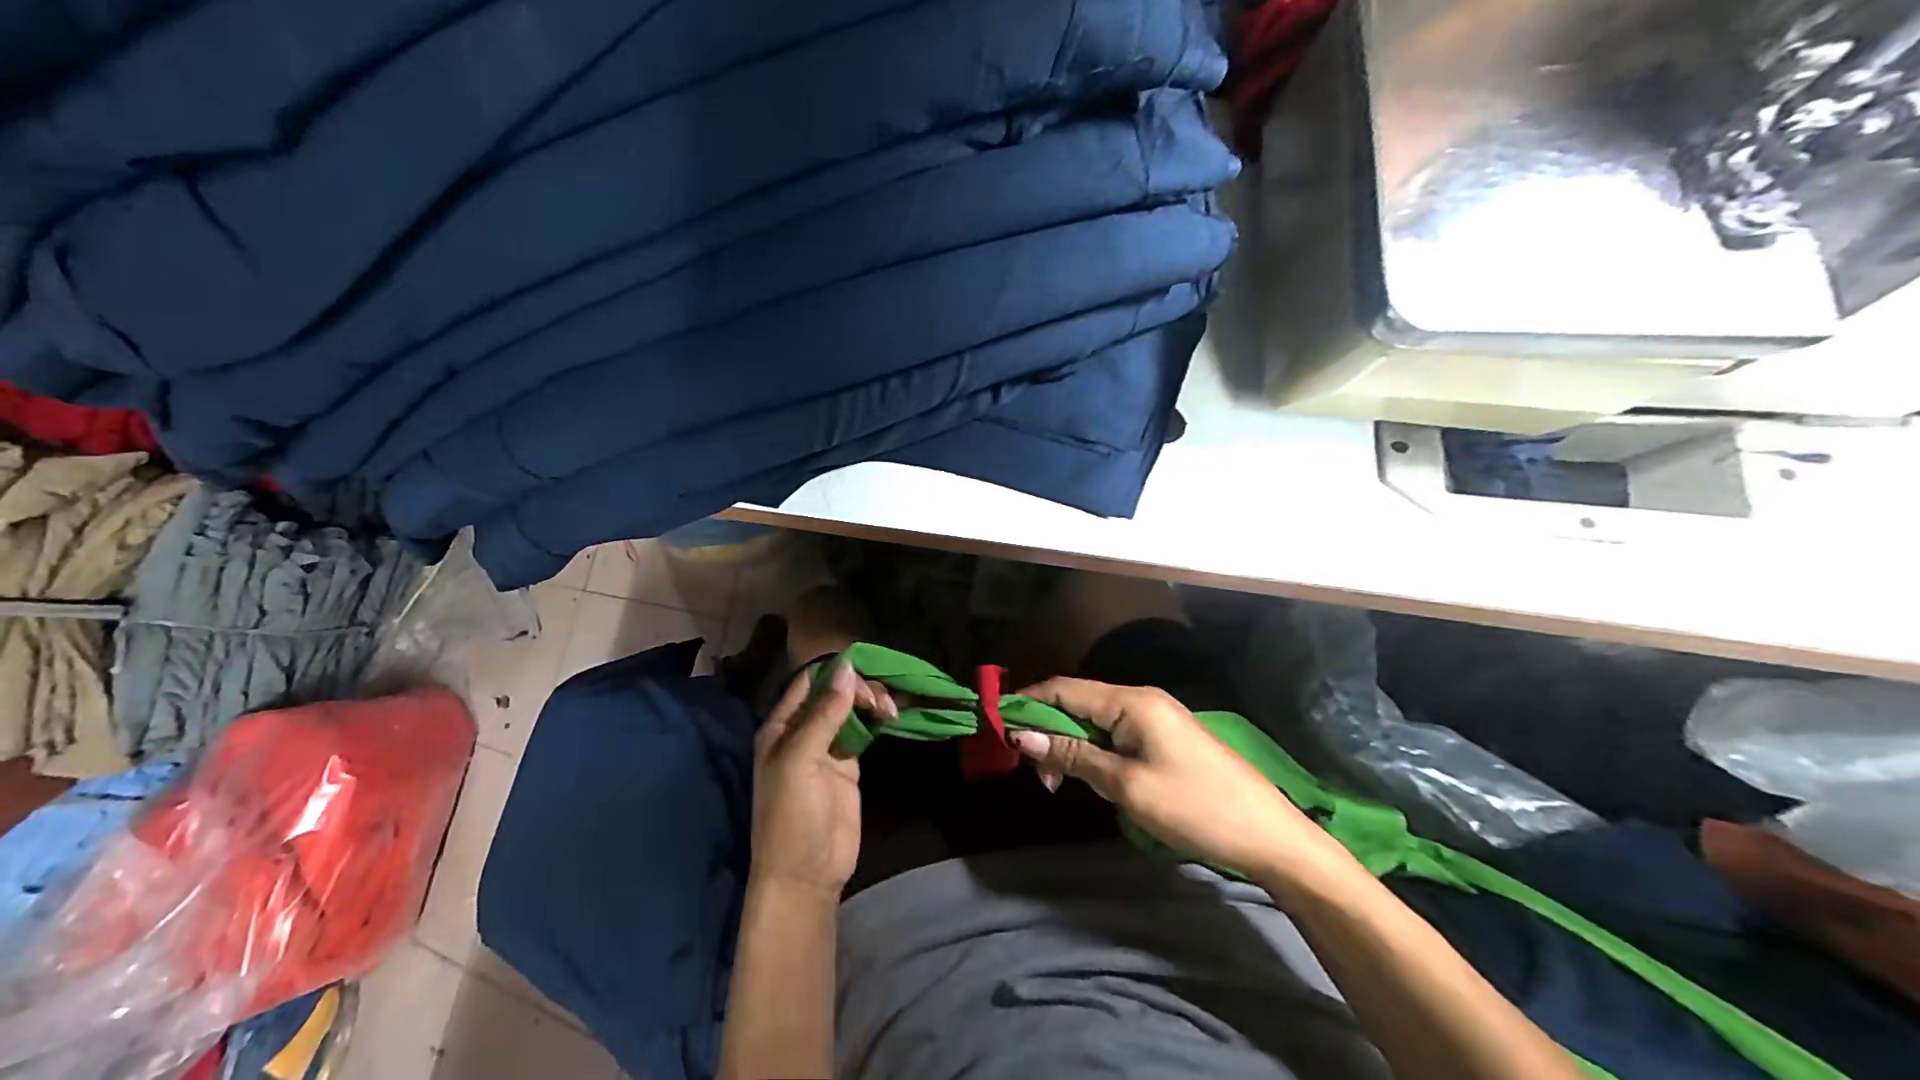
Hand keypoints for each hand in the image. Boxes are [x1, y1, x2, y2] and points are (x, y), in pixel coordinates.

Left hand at [748, 657, 895, 898]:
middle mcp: (802, 732)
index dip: (834, 671)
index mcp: (781, 727)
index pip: (808, 683)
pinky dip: (878, 720)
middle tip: (880, 700)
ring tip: (890, 708)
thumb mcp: (800, 761)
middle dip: (858, 687)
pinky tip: (893, 715)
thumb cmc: (791, 816)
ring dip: (871, 702)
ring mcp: (827, 749)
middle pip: (833, 694)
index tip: (865, 666)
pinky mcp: (848, 765)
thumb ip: (824, 714)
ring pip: (851, 711)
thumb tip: (847, 668)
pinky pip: (864, 732)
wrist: (805, 875)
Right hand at [1010, 678, 1355, 887]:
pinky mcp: (1164, 738)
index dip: (1026, 703)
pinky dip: (1093, 752)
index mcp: (1132, 701)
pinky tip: (1089, 779)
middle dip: (1047, 730)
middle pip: (1077, 701)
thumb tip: (1022, 735)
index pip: (1064, 688)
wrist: (1268, 836)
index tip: (996, 728)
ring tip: (1057, 784)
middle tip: (1032, 774)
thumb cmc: (1195, 808)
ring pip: (1094, 721)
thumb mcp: (1126, 785)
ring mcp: (1156, 717)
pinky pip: (1115, 735)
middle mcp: (1141, 699)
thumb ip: (1073, 755)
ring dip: (1069, 745)